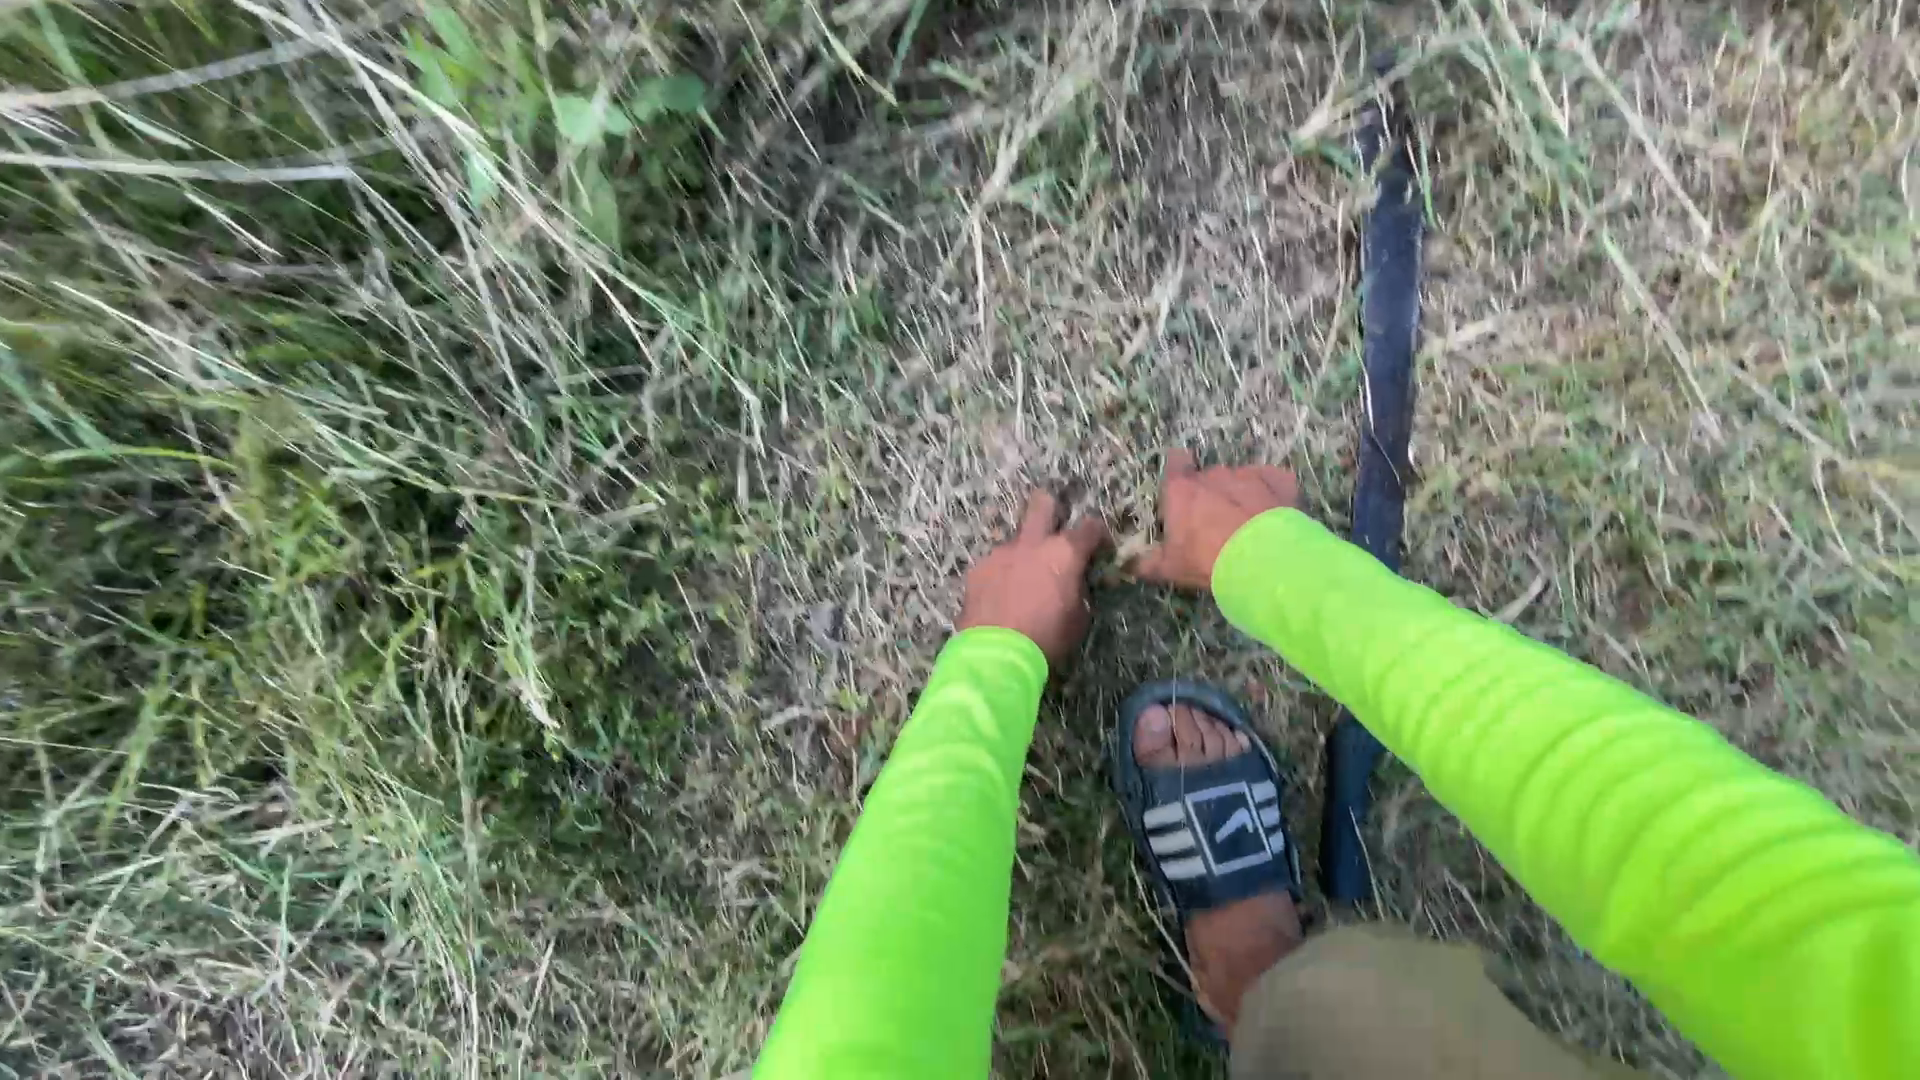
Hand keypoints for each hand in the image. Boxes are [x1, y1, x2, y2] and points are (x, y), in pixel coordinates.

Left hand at [956, 490, 1109, 668]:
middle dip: (1050, 507)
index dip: (1098, 535)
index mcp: (1064, 553)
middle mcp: (1032, 544)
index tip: (1099, 549)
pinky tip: (999, 597)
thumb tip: (1074, 584)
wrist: (996, 653)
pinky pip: (995, 564)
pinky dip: (1001, 575)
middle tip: (1053, 526)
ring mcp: (1001, 553)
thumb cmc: (1047, 638)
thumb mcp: (1078, 619)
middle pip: (1042, 505)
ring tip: (1020, 584)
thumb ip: (1078, 592)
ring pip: (1016, 541)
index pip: (1090, 527)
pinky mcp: (978, 568)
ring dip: (1022, 554)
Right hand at [1134, 448, 1298, 590]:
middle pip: (1207, 477)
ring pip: (1239, 480)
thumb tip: (1132, 567)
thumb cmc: (1207, 560)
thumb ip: (1148, 564)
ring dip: (1239, 495)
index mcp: (1181, 490)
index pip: (1174, 462)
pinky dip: (1270, 494)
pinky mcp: (1279, 481)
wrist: (1264, 561)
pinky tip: (1272, 514)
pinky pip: (1271, 481)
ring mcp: (1247, 475)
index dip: (1177, 470)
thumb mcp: (1170, 568)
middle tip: (1213, 524)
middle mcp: (1212, 475)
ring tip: (1246, 525)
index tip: (1181, 489)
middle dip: (1210, 495)